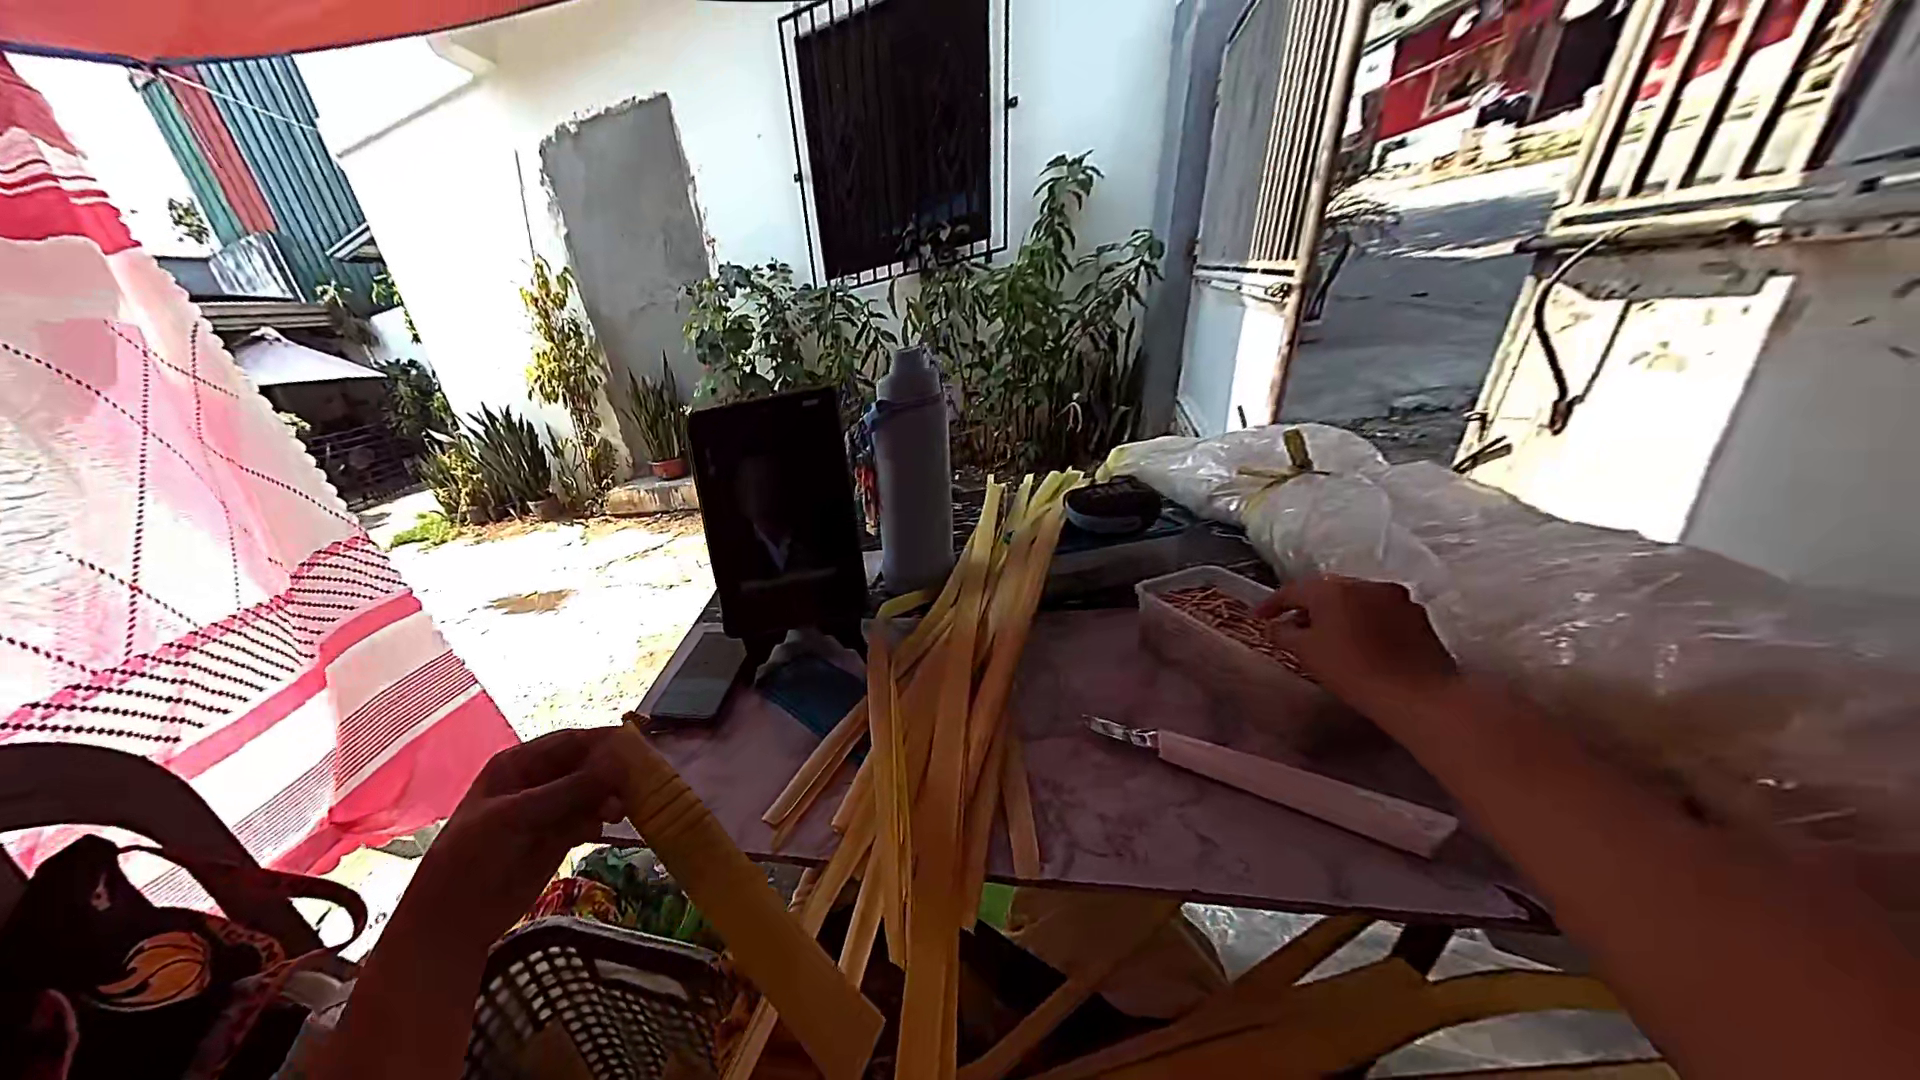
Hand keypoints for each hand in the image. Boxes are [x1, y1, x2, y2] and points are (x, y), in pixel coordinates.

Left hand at [397, 727, 627, 948]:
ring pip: (595, 791)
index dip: (604, 741)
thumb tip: (620, 763)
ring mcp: (552, 808)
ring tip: (619, 811)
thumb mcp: (517, 816)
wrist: (453, 922)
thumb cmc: (472, 858)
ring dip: (611, 796)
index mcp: (520, 764)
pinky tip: (610, 825)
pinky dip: (605, 817)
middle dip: (612, 771)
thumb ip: (570, 789)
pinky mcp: (563, 834)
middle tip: (639, 781)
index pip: (571, 741)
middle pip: (588, 764)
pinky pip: (593, 816)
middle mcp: (540, 780)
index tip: (638, 746)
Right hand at [1254, 575, 1459, 726]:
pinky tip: (1359, 642)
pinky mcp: (1418, 615)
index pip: (1292, 590)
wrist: (1418, 695)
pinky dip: (1363, 620)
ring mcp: (1395, 597)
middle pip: (1326, 590)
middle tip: (1292, 625)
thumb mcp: (1305, 653)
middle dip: (1307, 606)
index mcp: (1331, 588)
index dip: (1272, 604)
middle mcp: (1364, 583)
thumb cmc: (1351, 670)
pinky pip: (1379, 611)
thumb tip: (1275, 626)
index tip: (1259, 618)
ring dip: (1338, 612)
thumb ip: (1283, 634)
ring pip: (1355, 599)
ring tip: (1327, 634)